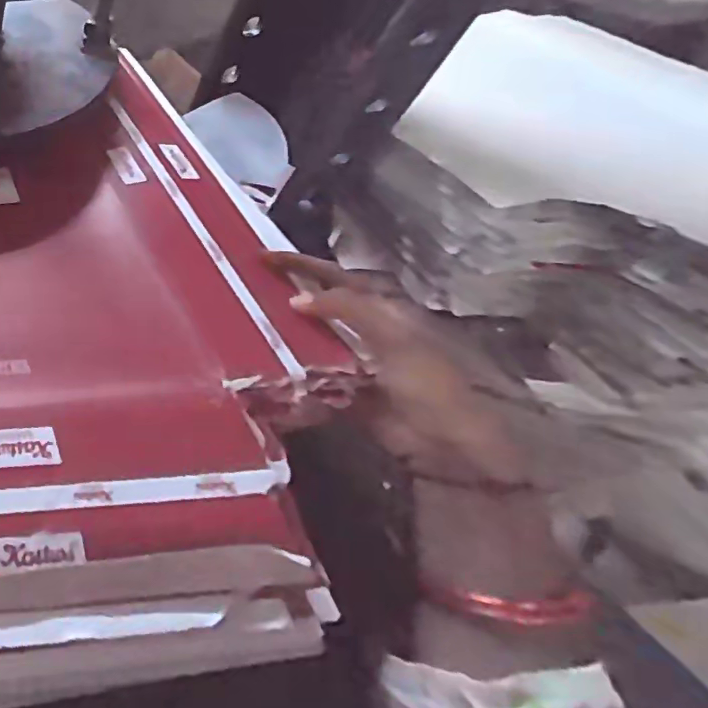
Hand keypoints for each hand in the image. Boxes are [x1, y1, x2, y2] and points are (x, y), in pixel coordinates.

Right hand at [262, 251, 526, 483]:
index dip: (305, 266)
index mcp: (390, 312)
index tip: (264, 257)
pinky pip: (313, 380)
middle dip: (290, 297)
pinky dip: (291, 374)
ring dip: (286, 335)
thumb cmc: (436, 385)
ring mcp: (362, 367)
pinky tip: (265, 368)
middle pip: (325, 308)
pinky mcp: (351, 398)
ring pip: (315, 342)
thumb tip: (295, 298)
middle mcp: (375, 334)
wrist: (460, 450)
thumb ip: (349, 310)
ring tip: (247, 325)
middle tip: (248, 289)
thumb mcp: (397, 337)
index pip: (341, 279)